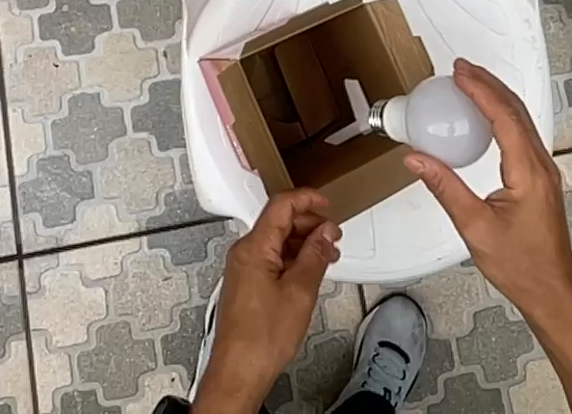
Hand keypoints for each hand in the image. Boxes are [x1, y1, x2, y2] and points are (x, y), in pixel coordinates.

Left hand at [193, 188, 341, 412]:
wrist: (238, 372)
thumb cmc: (260, 339)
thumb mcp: (300, 292)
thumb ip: (315, 256)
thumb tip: (325, 233)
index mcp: (254, 247)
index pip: (281, 205)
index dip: (306, 199)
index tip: (325, 201)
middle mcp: (244, 252)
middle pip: (279, 221)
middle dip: (309, 223)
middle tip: (332, 233)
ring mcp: (243, 268)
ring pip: (276, 240)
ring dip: (302, 242)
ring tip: (326, 253)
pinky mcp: (246, 283)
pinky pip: (271, 258)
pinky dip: (292, 258)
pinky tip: (309, 270)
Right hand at [403, 59, 571, 323]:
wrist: (553, 294)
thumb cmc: (521, 266)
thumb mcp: (474, 226)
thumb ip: (444, 187)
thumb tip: (417, 158)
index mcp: (529, 172)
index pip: (504, 117)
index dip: (480, 90)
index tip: (459, 73)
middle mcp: (541, 166)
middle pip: (516, 110)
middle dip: (488, 84)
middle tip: (461, 68)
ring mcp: (544, 172)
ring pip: (522, 120)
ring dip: (496, 96)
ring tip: (471, 82)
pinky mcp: (540, 179)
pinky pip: (522, 134)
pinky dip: (502, 115)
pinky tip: (485, 116)